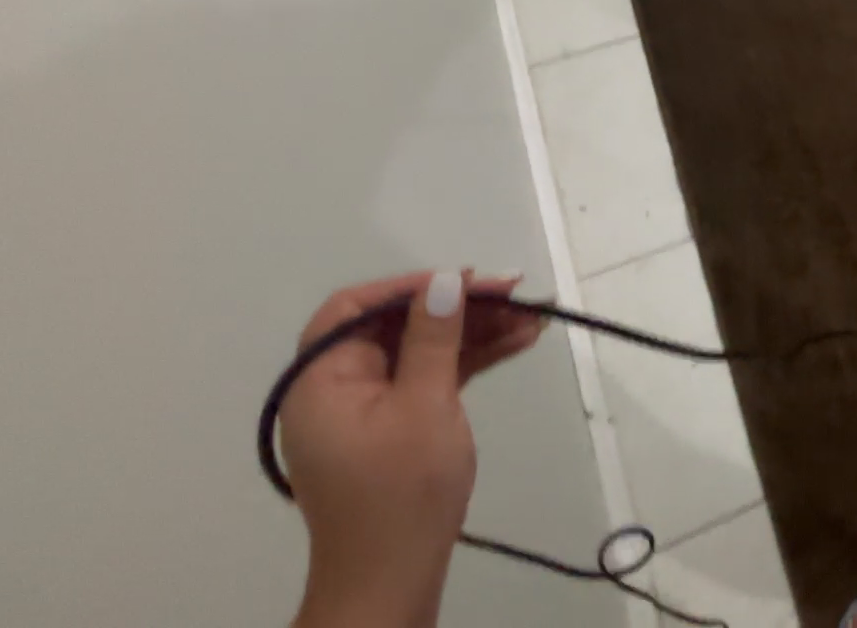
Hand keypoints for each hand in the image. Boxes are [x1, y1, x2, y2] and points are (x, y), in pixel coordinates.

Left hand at [284, 270, 544, 627]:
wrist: (394, 574)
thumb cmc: (403, 488)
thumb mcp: (425, 404)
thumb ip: (433, 338)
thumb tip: (444, 281)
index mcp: (321, 379)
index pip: (356, 308)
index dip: (413, 286)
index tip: (469, 281)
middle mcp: (338, 385)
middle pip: (399, 325)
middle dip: (461, 307)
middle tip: (518, 295)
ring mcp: (370, 405)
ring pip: (425, 348)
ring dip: (478, 331)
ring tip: (535, 317)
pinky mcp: (399, 421)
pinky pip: (435, 374)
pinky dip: (473, 358)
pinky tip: (519, 343)